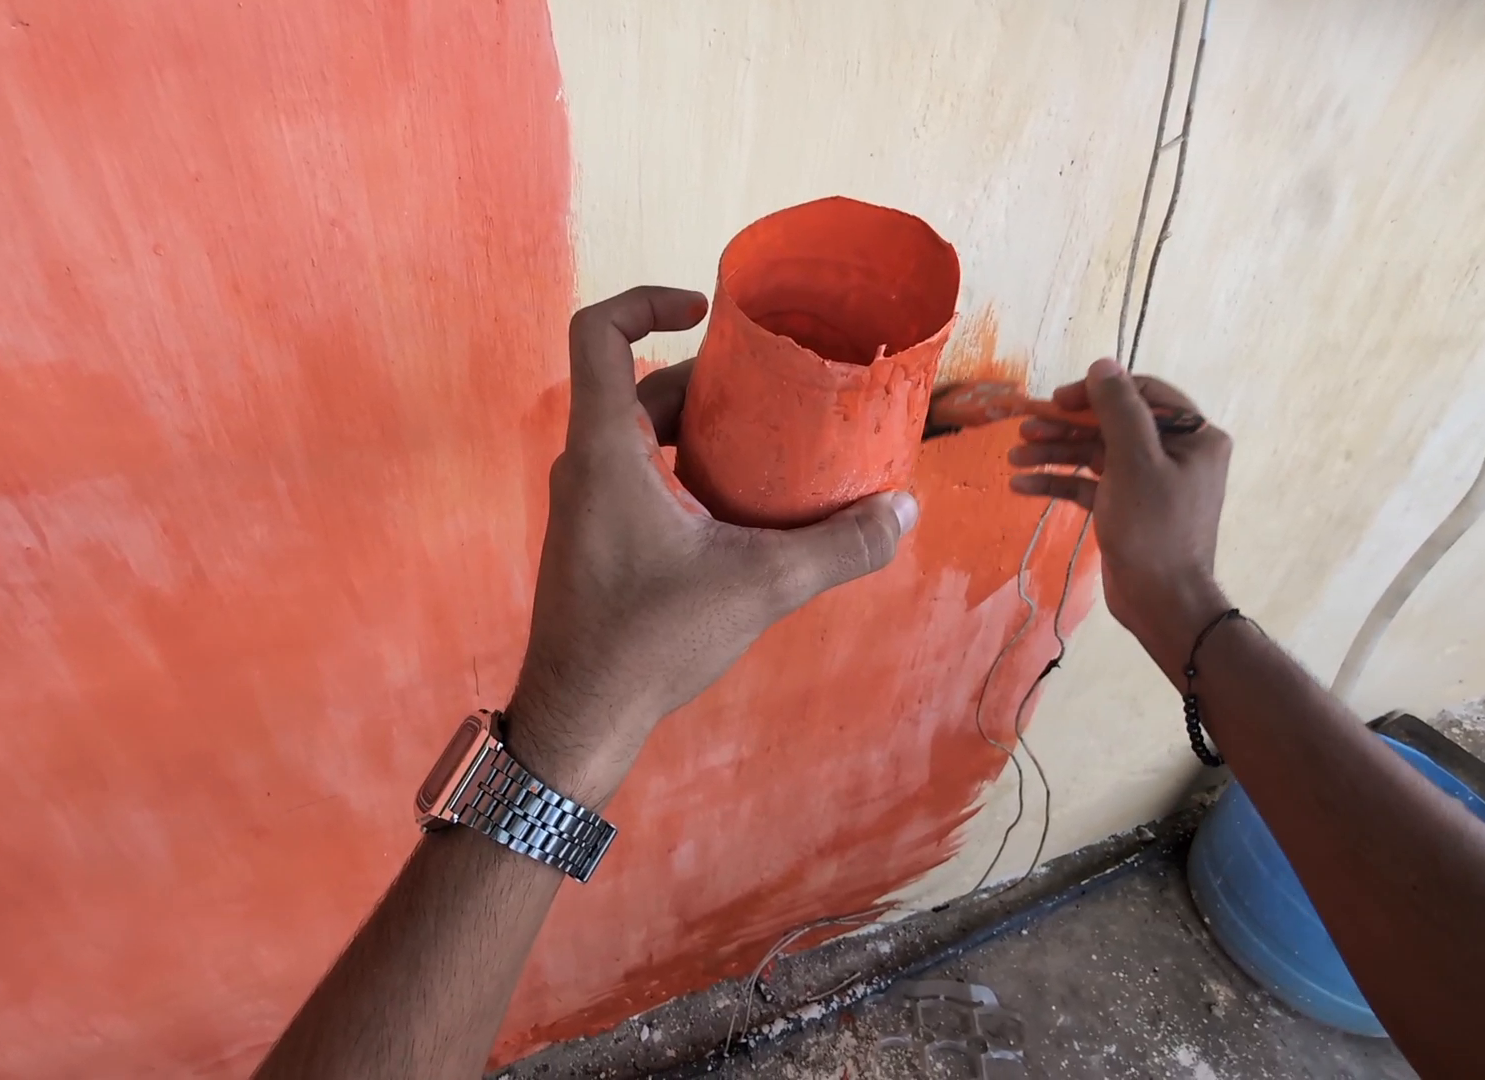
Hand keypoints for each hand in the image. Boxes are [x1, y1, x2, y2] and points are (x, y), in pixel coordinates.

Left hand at [505, 286, 919, 804]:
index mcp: (605, 451)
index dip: (645, 300)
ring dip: (695, 428)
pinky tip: (732, 504)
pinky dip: (681, 468)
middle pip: (635, 387)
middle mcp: (585, 465)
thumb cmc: (651, 641)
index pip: (597, 332)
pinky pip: (636, 475)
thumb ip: (837, 548)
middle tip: (768, 390)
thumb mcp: (758, 586)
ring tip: (764, 443)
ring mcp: (584, 504)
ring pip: (638, 436)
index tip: (704, 311)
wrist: (580, 716)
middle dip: (702, 379)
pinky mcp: (594, 538)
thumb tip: (904, 511)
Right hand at [1007, 357, 1231, 685]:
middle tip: (1026, 428)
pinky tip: (1022, 484)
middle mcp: (1174, 454)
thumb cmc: (1153, 529)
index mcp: (1193, 437)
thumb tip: (1102, 364)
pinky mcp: (1125, 508)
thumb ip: (1118, 410)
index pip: (1141, 395)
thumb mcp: (1135, 462)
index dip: (1096, 392)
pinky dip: (1058, 481)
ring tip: (1015, 456)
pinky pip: (1089, 484)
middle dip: (1066, 426)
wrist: (1160, 600)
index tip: (1057, 400)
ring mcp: (1148, 482)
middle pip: (1111, 425)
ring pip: (1095, 454)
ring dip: (1054, 453)